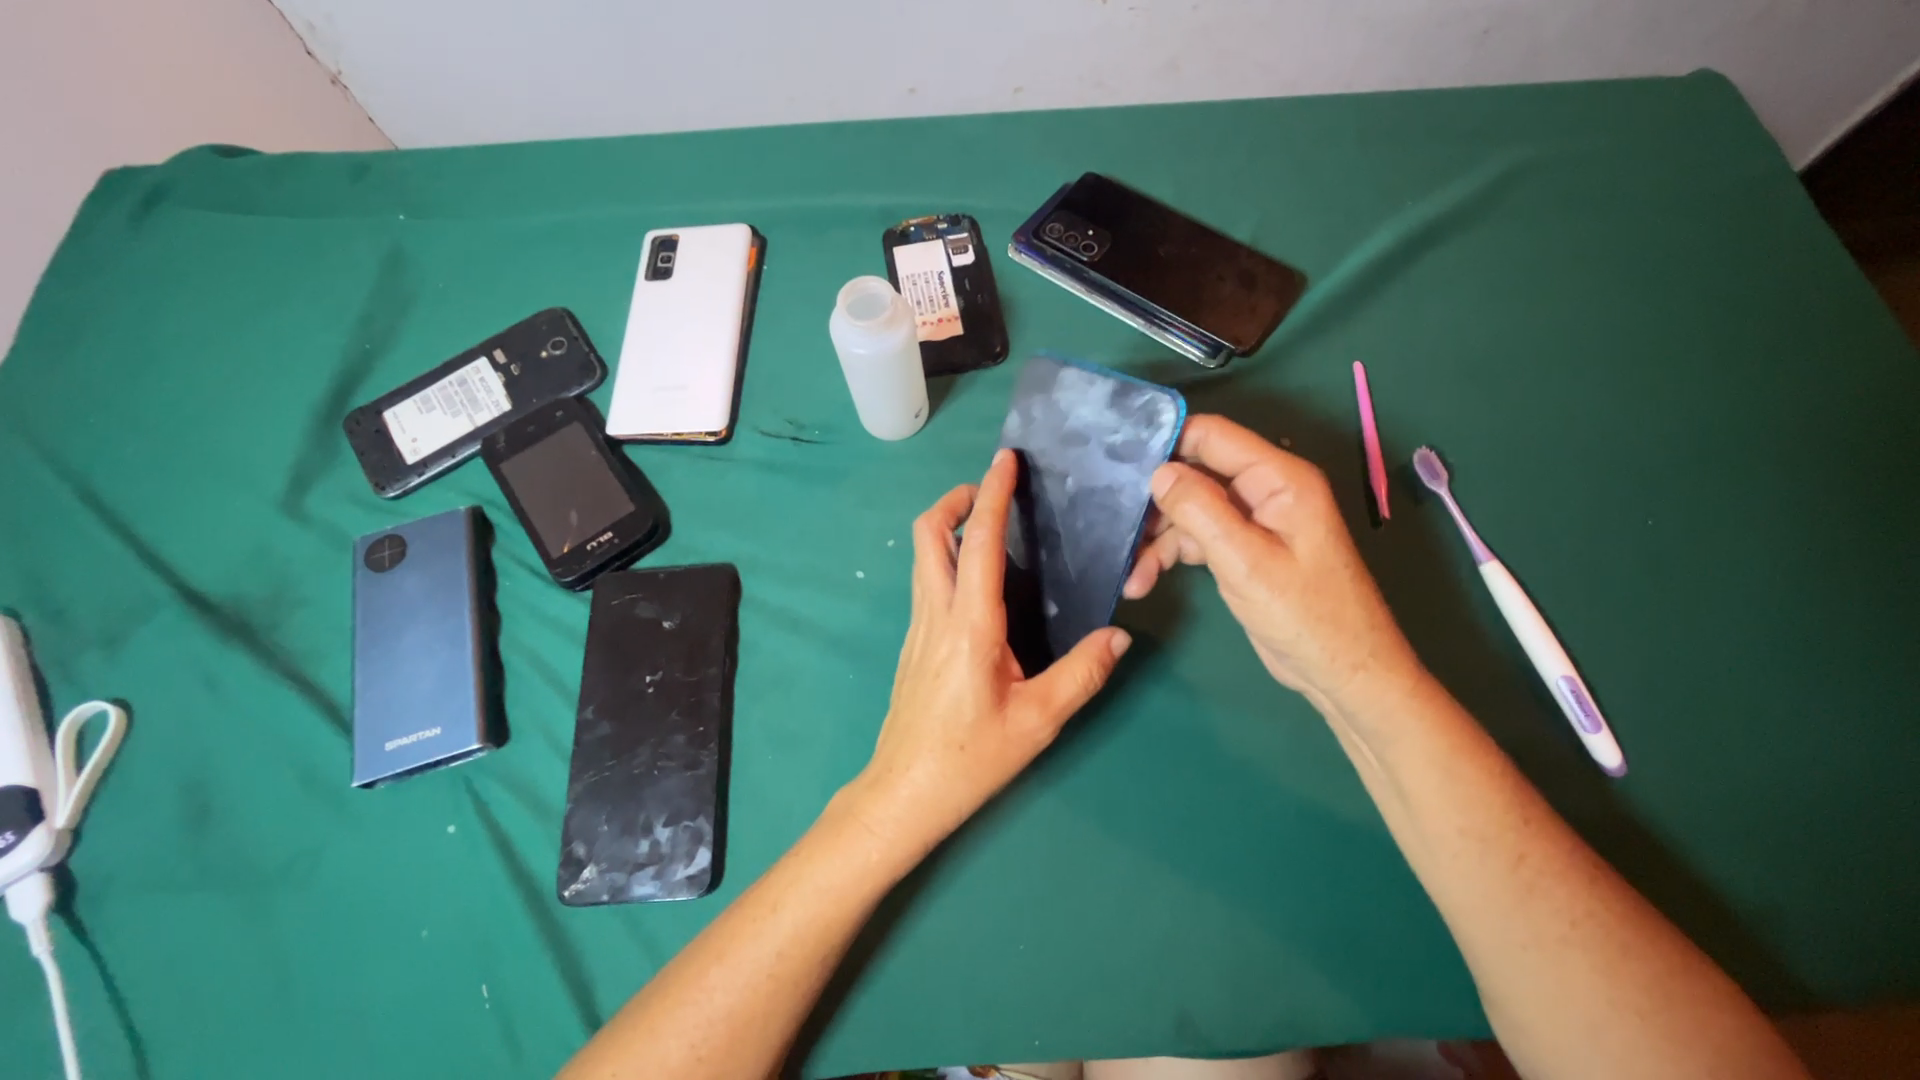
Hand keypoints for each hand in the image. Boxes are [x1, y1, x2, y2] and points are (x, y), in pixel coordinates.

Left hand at [846, 449, 1131, 858]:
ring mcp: (918, 628)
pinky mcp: (913, 644)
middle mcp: (936, 614)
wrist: (903, 793)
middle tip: (992, 492)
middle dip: (956, 500)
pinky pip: (928, 583)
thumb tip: (1118, 636)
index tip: (1005, 460)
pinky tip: (980, 583)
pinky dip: (948, 559)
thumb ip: (1081, 674)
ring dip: (949, 527)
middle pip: (929, 534)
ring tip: (991, 528)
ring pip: (923, 557)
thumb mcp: (1038, 721)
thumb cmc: (970, 758)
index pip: (980, 543)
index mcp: (970, 625)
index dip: (993, 496)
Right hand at [1122, 414, 1421, 718]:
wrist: (1341, 673)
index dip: (1166, 442)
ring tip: (1130, 574)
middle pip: (1195, 474)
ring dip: (1156, 539)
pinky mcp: (1242, 550)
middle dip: (1155, 501)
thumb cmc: (1305, 614)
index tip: (1117, 462)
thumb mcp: (1246, 561)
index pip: (1212, 436)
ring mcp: (1252, 522)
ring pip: (1189, 511)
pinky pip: (1197, 538)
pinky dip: (1169, 556)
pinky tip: (1143, 581)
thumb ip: (1200, 511)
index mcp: (1277, 479)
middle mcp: (1264, 491)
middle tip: (1114, 526)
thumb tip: (1158, 472)